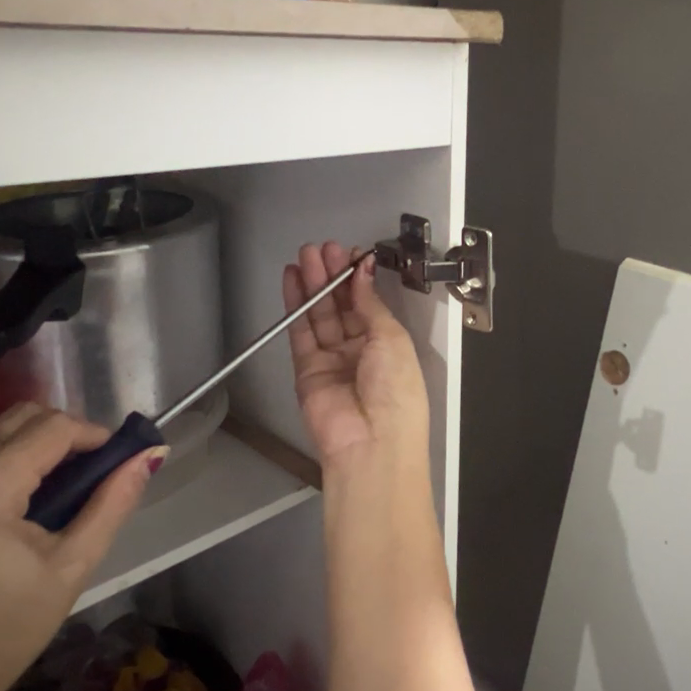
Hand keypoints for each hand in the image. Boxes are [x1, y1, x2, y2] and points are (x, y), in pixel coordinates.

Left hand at [0, 404, 152, 690]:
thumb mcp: (68, 572)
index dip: (91, 434)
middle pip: (11, 422)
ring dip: (17, 457)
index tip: (112, 458)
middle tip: (80, 473)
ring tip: (38, 503)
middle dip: (56, 435)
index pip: (50, 428)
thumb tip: (150, 455)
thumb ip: (111, 505)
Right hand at [284, 242, 427, 469]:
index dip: (358, 278)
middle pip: (342, 305)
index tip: (350, 253)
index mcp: (389, 345)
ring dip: (313, 284)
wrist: (372, 443)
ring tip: (306, 255)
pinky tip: (293, 280)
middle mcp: (361, 351)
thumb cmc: (396, 395)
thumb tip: (363, 272)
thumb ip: (370, 303)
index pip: (369, 302)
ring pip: (319, 314)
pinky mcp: (307, 371)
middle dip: (332, 275)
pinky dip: (296, 305)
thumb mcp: (392, 338)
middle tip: (322, 248)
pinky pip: (300, 332)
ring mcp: (333, 361)